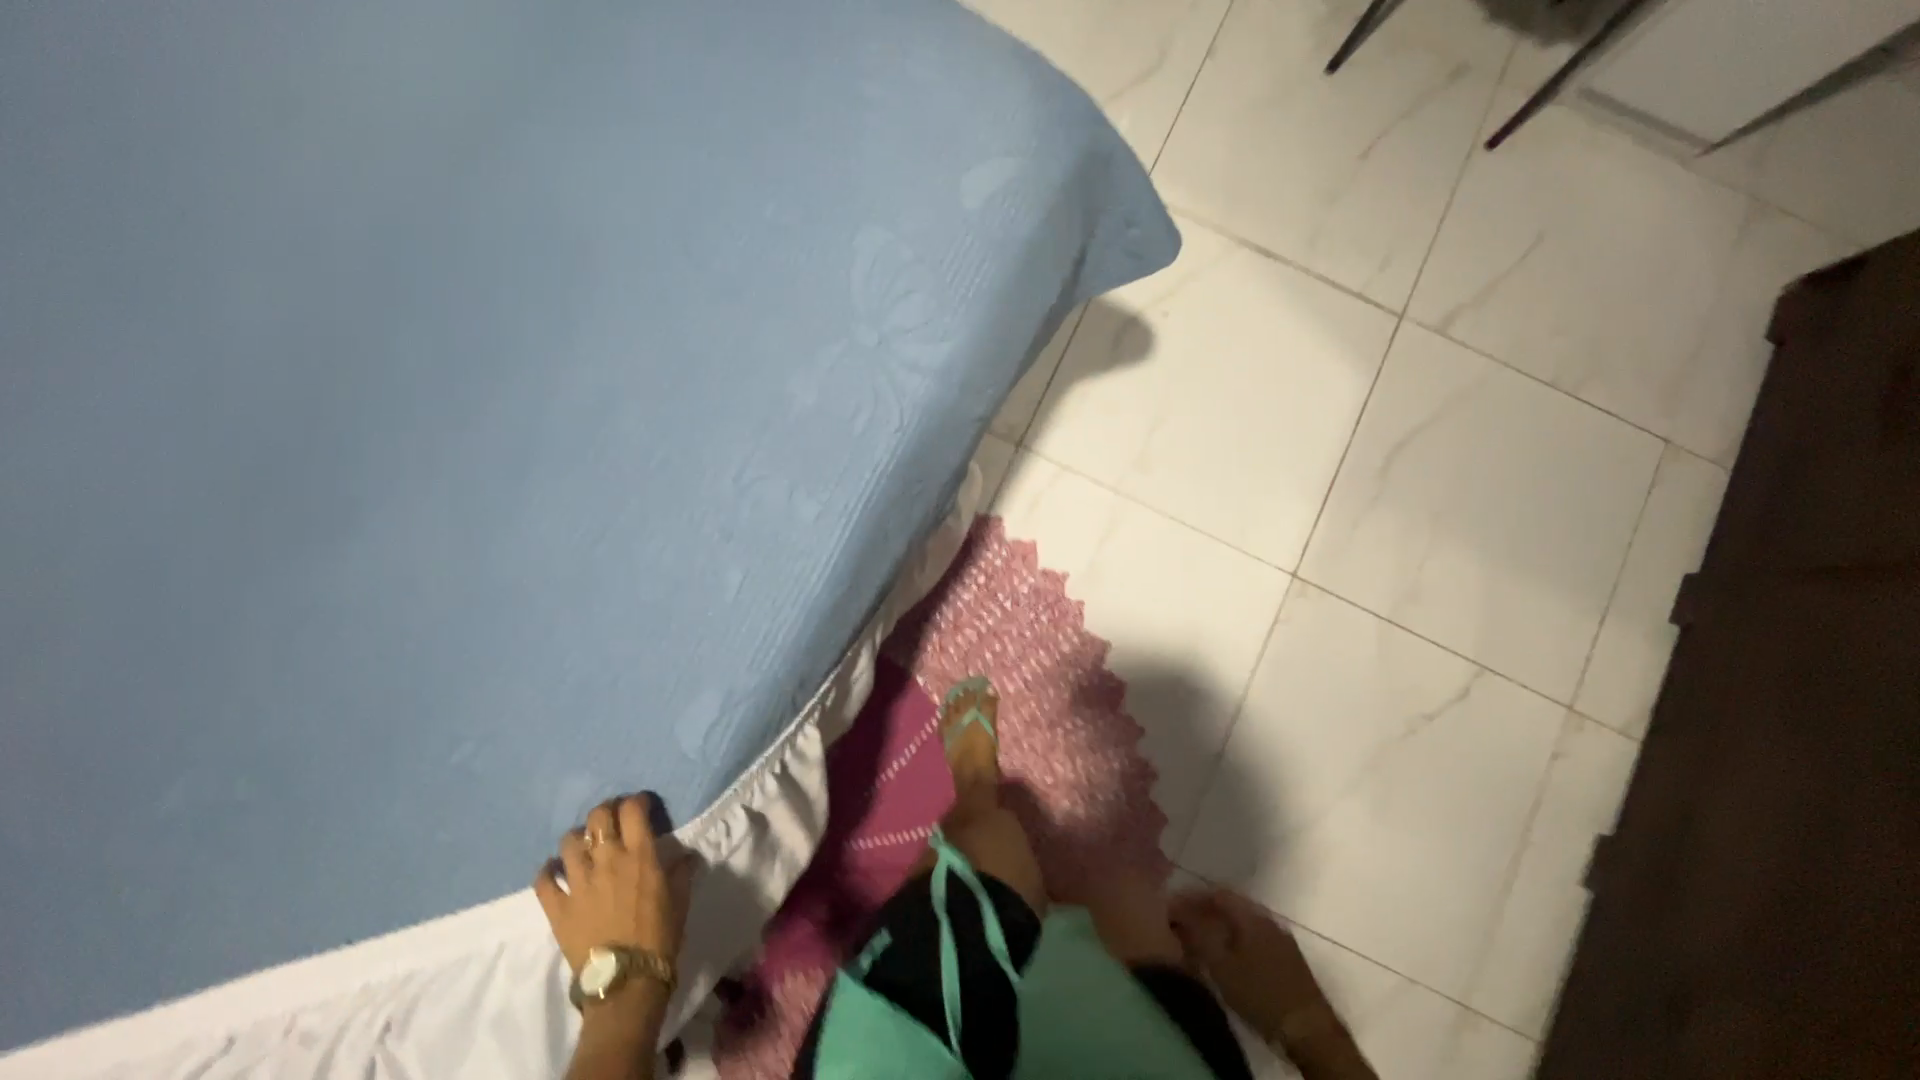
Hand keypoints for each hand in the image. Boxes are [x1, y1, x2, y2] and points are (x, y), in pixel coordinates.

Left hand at [534, 793, 695, 975]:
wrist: (626, 981)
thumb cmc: (660, 939)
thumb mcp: (680, 902)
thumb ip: (682, 873)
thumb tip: (687, 856)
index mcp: (640, 856)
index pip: (633, 810)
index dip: (636, 802)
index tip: (641, 806)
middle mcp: (607, 861)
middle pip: (598, 818)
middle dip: (606, 811)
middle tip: (612, 820)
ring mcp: (578, 883)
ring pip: (569, 842)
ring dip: (578, 838)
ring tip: (585, 845)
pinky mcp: (557, 907)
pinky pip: (543, 879)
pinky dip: (548, 870)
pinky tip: (555, 871)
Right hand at [1169, 886, 1321, 1035]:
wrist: (1309, 1031)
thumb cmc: (1260, 995)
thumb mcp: (1220, 967)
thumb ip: (1197, 936)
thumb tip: (1178, 914)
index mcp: (1252, 917)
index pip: (1217, 893)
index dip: (1191, 897)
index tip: (1170, 908)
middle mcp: (1269, 921)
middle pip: (1231, 907)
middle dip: (1204, 913)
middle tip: (1181, 926)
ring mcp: (1282, 941)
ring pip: (1243, 925)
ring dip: (1220, 929)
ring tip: (1198, 944)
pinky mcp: (1289, 961)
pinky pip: (1255, 940)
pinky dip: (1235, 943)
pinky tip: (1226, 960)